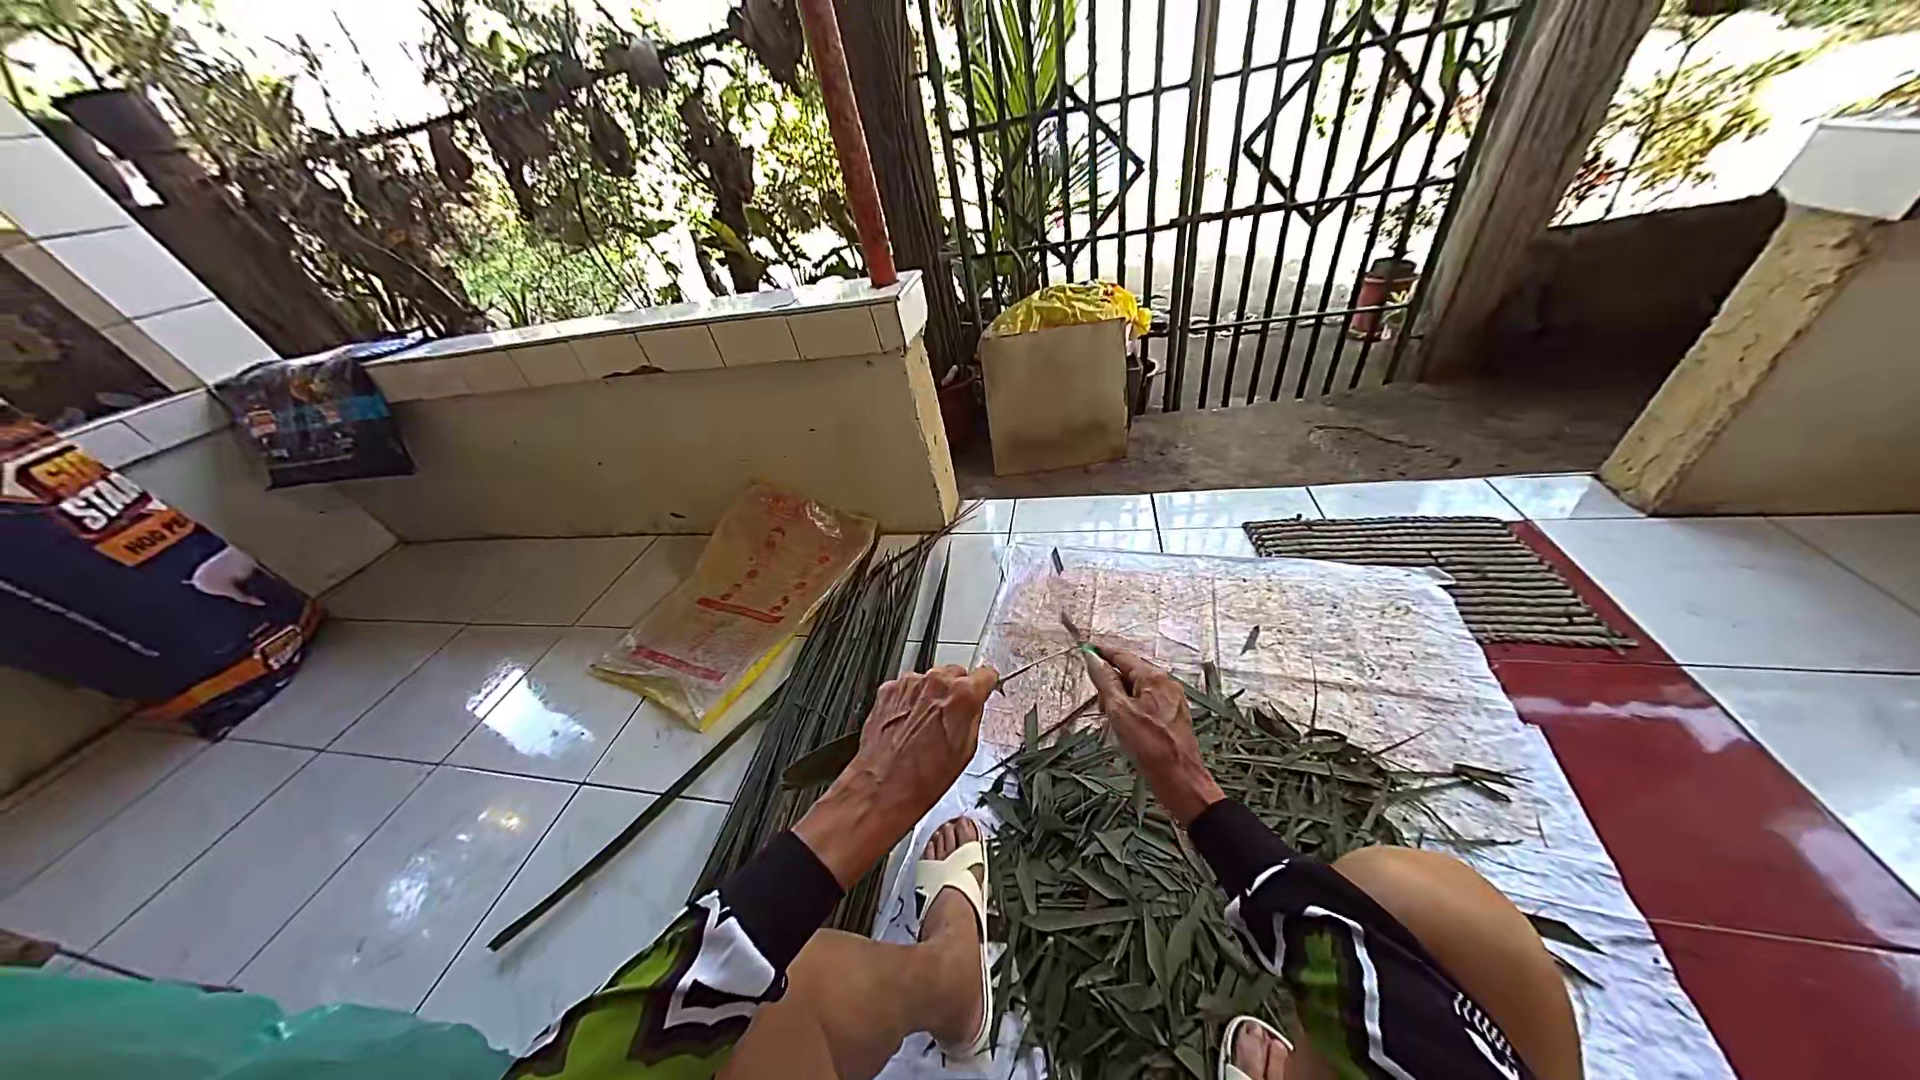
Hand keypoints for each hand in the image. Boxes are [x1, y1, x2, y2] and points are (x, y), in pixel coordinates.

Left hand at [794, 664, 997, 887]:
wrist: (883, 787)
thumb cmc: (922, 777)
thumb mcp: (967, 750)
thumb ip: (974, 717)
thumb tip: (974, 706)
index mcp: (962, 695)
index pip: (986, 674)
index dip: (987, 683)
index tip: (986, 686)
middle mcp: (935, 683)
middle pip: (956, 674)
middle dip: (957, 691)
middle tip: (952, 717)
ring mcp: (909, 685)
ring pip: (930, 680)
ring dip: (932, 695)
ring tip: (927, 727)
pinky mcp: (888, 690)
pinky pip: (907, 689)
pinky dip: (910, 701)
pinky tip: (909, 725)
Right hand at [1084, 646, 1223, 825]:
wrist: (1180, 779)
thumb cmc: (1151, 747)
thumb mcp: (1119, 711)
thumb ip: (1105, 681)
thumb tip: (1093, 659)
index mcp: (1154, 678)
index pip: (1122, 656)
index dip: (1102, 652)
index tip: (1086, 650)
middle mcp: (1166, 684)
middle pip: (1130, 671)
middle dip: (1110, 681)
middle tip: (1097, 699)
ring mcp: (1172, 699)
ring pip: (1137, 688)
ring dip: (1119, 696)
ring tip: (1111, 718)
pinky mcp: (1172, 715)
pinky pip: (1146, 701)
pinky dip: (1131, 707)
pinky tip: (1124, 725)